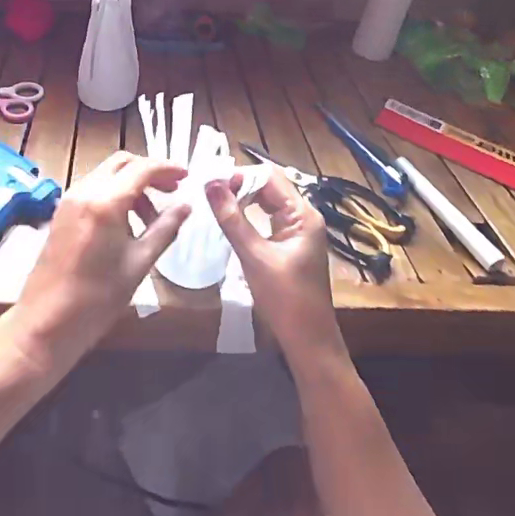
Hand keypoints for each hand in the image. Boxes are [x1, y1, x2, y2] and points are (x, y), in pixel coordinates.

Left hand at [8, 152, 189, 368]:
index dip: (167, 168)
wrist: (47, 319)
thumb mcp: (139, 263)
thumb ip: (164, 229)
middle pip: (121, 163)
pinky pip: (93, 189)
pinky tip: (127, 221)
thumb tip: (186, 207)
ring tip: (152, 216)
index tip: (187, 177)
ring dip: (131, 184)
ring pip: (106, 174)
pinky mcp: (62, 211)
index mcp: (104, 201)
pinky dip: (114, 194)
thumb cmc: (98, 297)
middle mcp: (84, 191)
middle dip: (148, 172)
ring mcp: (69, 199)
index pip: (141, 168)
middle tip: (172, 192)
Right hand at [207, 170, 346, 359]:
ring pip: (266, 202)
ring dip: (241, 198)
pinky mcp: (289, 245)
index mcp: (303, 215)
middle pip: (269, 186)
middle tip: (206, 189)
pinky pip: (265, 218)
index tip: (210, 182)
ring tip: (212, 200)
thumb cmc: (285, 299)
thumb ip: (231, 218)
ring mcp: (297, 231)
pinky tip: (227, 218)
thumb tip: (210, 183)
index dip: (240, 175)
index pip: (269, 177)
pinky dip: (246, 213)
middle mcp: (303, 217)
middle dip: (238, 184)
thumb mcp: (254, 256)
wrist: (308, 340)